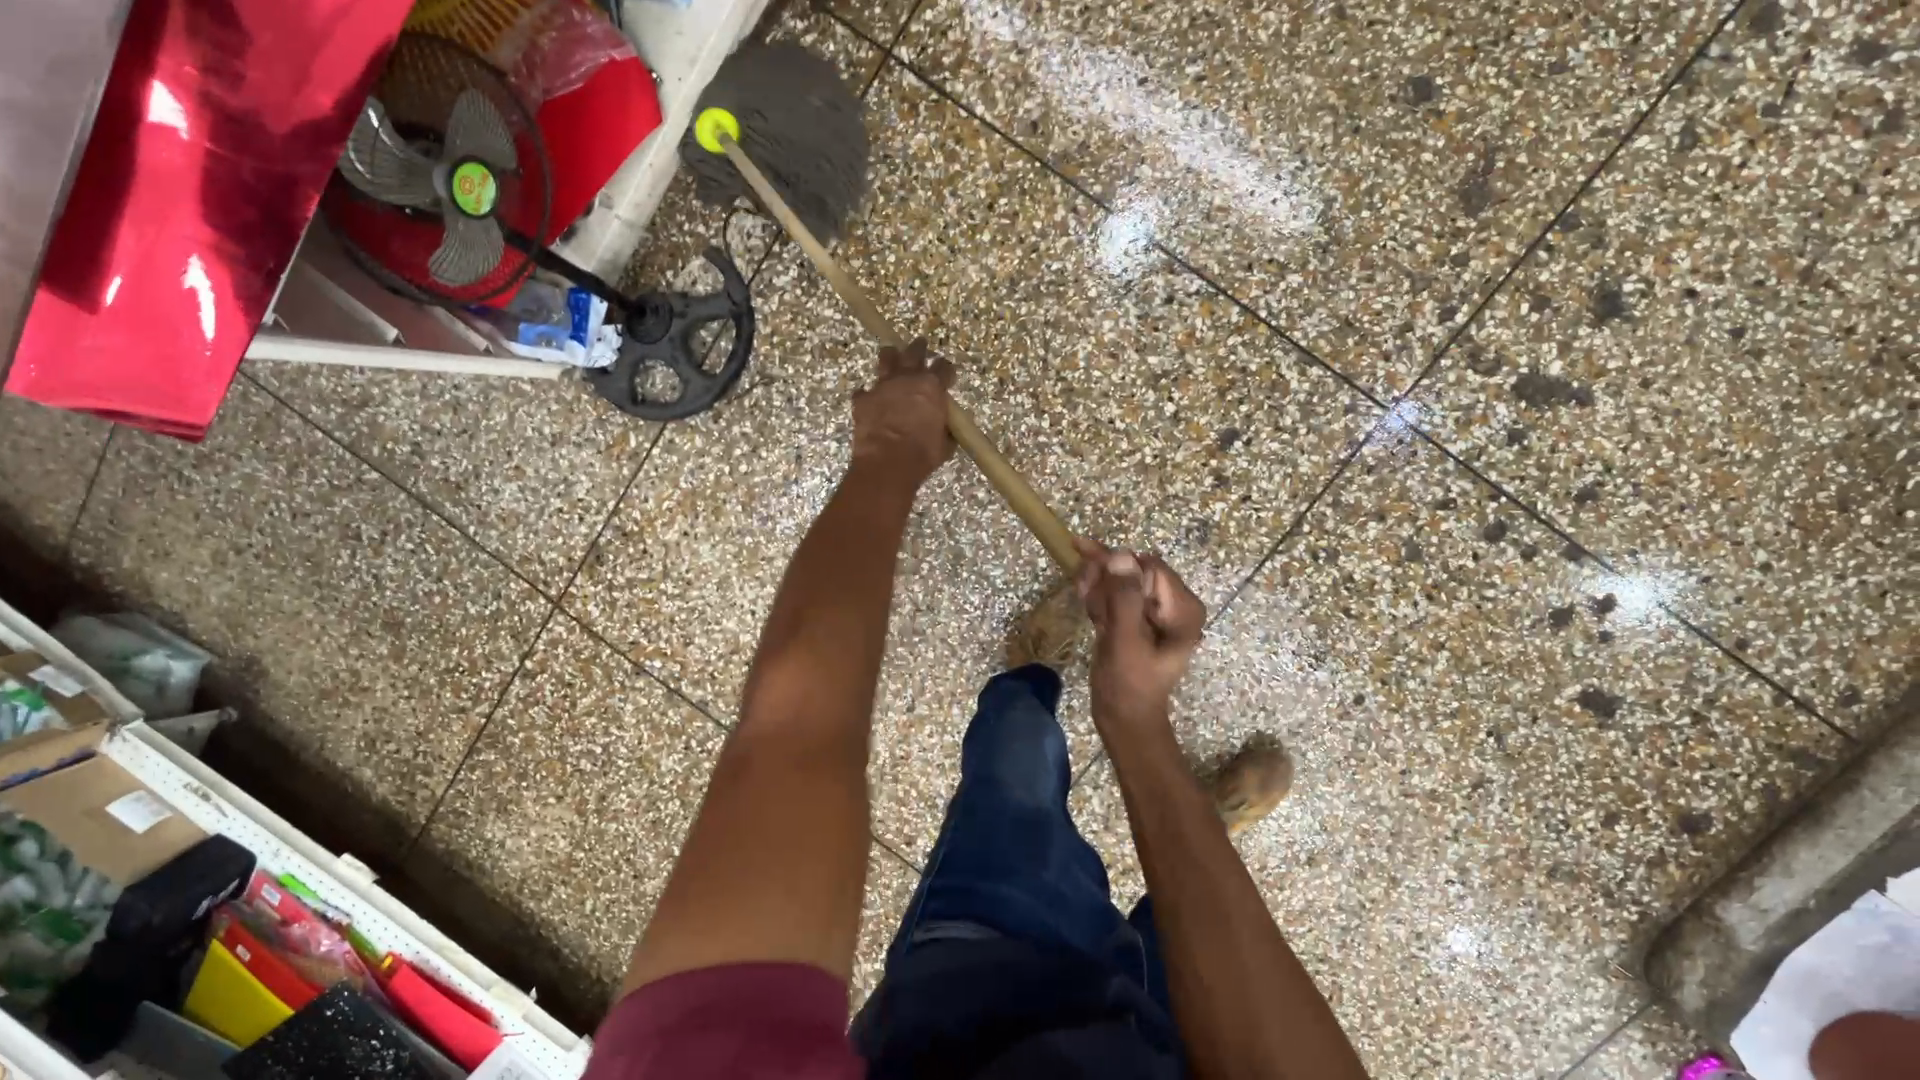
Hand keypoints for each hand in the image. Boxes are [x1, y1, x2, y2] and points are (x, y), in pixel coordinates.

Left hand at [851, 339, 955, 488]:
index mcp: (933, 387)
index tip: (946, 371)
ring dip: (890, 356)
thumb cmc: (922, 454)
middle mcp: (908, 379)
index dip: (946, 369)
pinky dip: (867, 394)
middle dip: (919, 348)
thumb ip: (944, 428)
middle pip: (915, 352)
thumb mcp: (944, 443)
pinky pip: (864, 390)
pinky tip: (867, 397)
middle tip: (920, 344)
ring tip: (891, 354)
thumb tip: (945, 428)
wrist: (888, 462)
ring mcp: (883, 386)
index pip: (944, 368)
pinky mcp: (863, 398)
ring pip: (886, 358)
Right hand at [1074, 537, 1205, 729]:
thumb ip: (1125, 598)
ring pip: (1121, 580)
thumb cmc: (1130, 685)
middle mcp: (1173, 605)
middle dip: (1105, 575)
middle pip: (1133, 570)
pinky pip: (1115, 596)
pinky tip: (1092, 611)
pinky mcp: (1135, 620)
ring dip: (1099, 587)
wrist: (1123, 719)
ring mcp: (1154, 613)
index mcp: (1183, 609)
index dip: (1117, 567)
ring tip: (1088, 605)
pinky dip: (1100, 599)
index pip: (1148, 567)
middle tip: (1083, 590)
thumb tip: (1120, 555)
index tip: (1088, 575)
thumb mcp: (1126, 642)